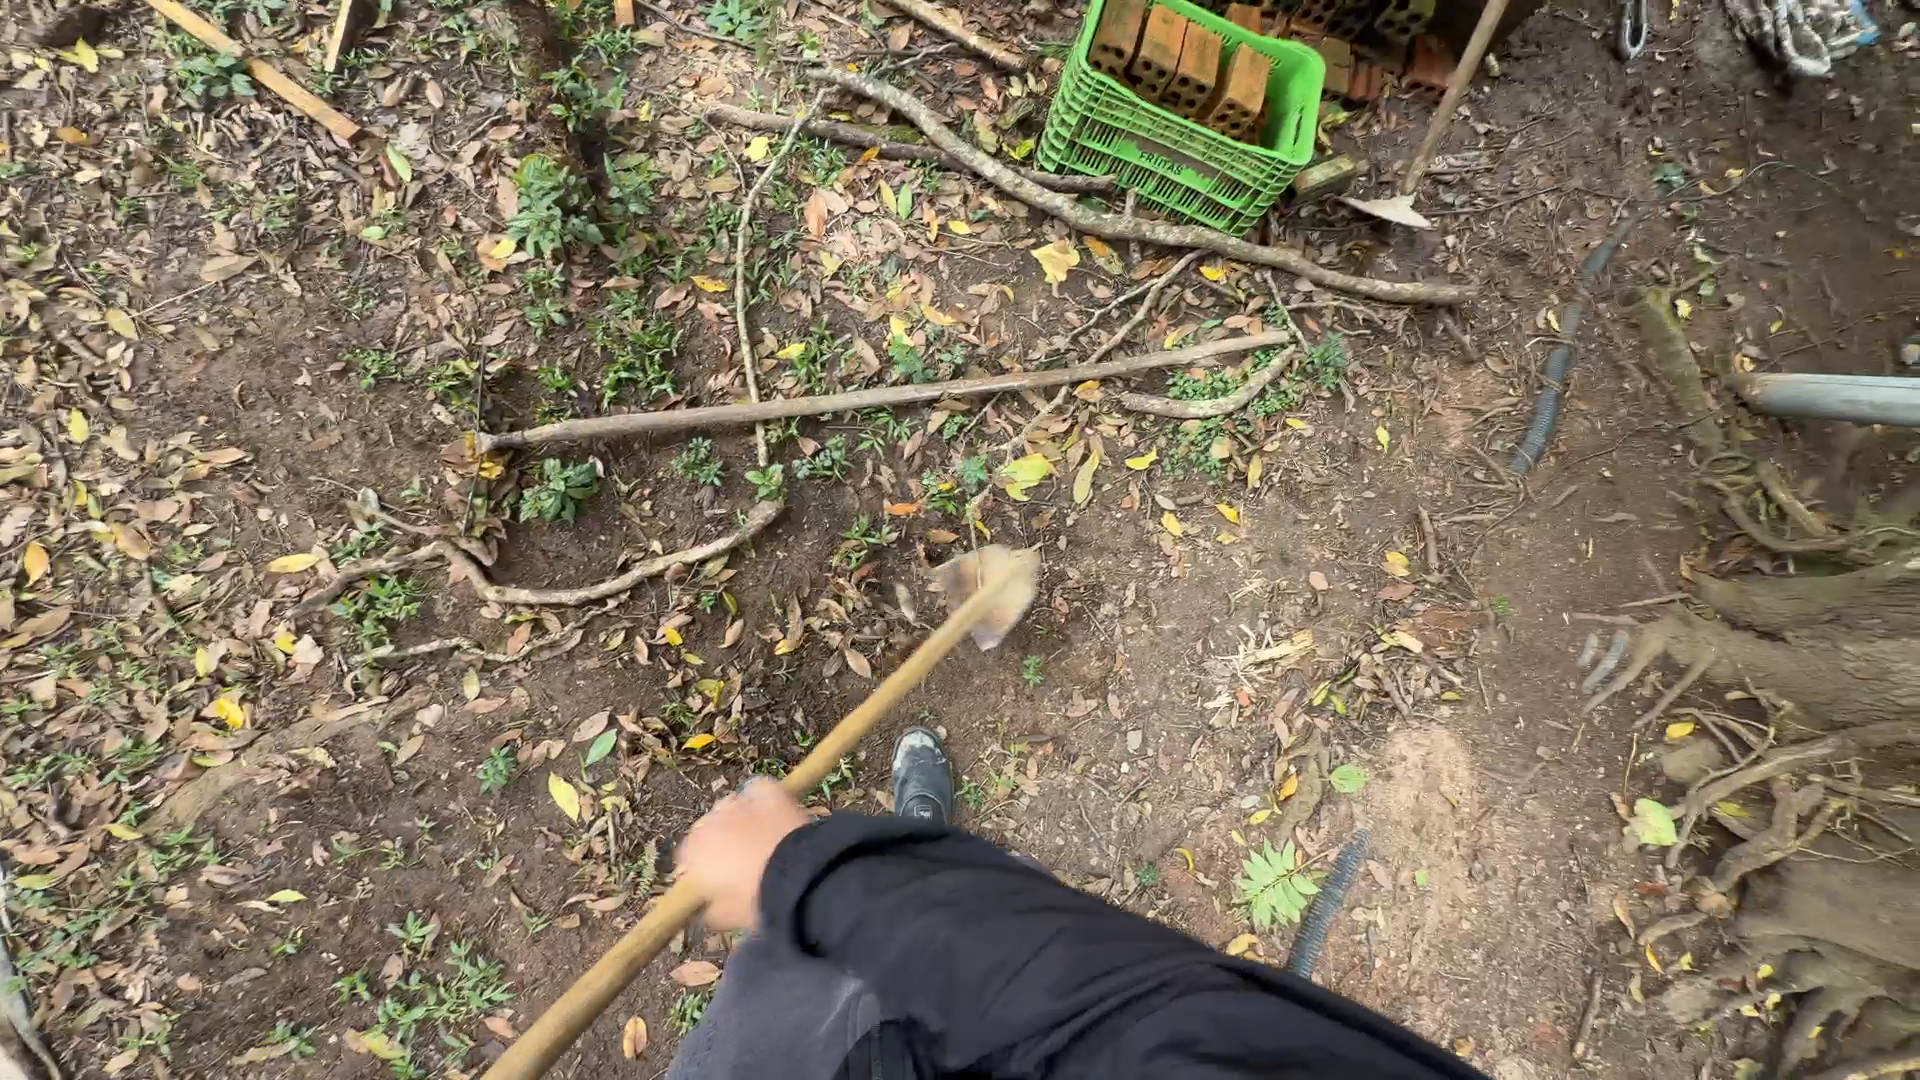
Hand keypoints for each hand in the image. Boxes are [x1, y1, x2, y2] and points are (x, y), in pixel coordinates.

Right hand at [677, 778, 811, 930]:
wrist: (796, 875)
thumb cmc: (755, 899)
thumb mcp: (724, 916)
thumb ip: (709, 908)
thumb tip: (709, 905)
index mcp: (693, 851)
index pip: (687, 854)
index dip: (700, 865)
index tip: (713, 876)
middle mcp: (710, 822)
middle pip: (707, 827)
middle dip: (718, 840)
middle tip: (737, 858)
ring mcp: (738, 803)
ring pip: (730, 806)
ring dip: (737, 818)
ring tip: (756, 834)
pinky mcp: (766, 791)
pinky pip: (757, 789)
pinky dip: (760, 797)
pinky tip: (768, 809)